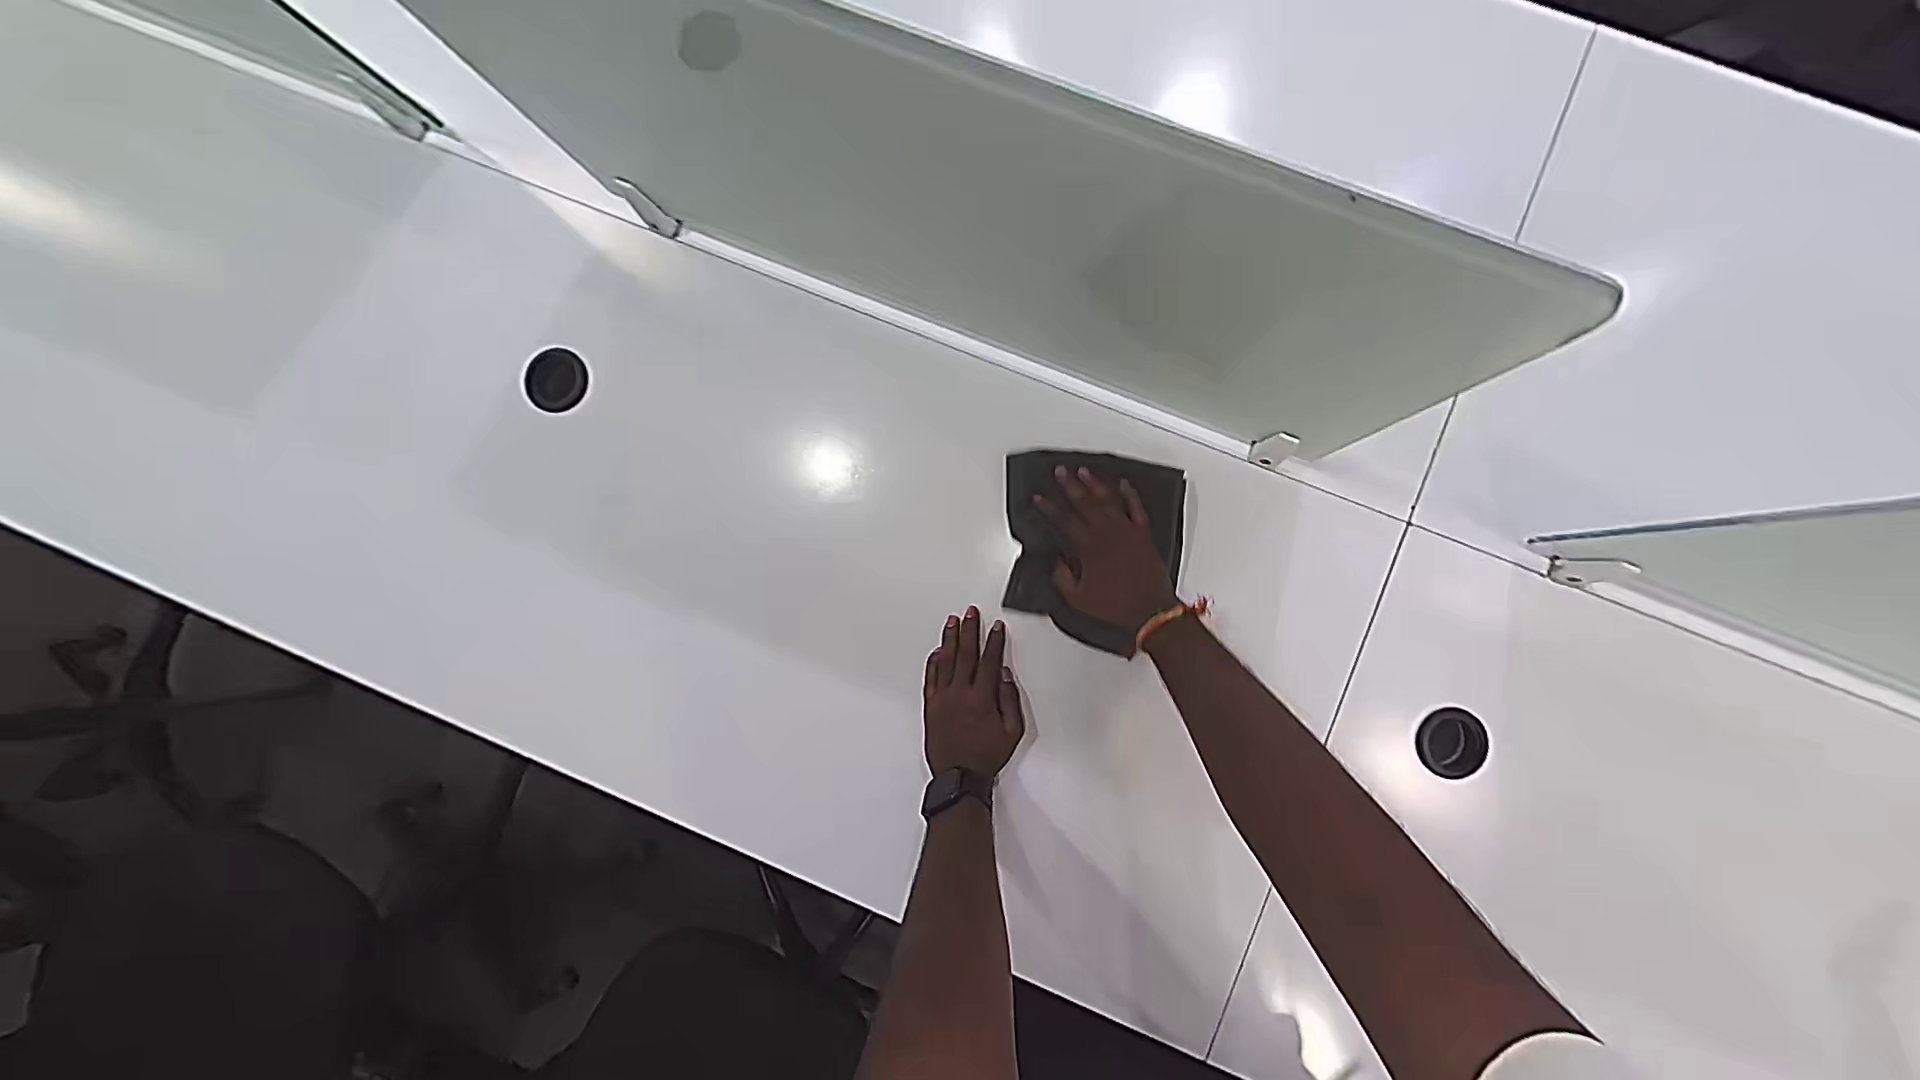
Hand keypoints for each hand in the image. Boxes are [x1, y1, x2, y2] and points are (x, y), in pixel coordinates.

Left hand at [923, 607, 1025, 775]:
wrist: (959, 777)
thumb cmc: (986, 756)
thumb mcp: (1012, 731)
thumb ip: (1010, 700)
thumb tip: (1005, 677)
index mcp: (982, 698)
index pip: (990, 661)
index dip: (994, 642)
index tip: (997, 628)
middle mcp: (960, 694)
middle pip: (966, 653)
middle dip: (970, 630)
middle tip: (971, 613)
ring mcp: (943, 698)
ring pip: (946, 661)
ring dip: (950, 639)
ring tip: (953, 622)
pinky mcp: (931, 706)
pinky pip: (931, 677)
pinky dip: (934, 662)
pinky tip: (938, 651)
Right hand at [1033, 466, 1177, 633]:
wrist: (1150, 610)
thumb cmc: (1115, 606)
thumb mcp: (1078, 598)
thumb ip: (1062, 578)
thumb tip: (1057, 563)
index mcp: (1088, 547)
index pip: (1063, 521)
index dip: (1048, 508)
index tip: (1038, 497)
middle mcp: (1106, 533)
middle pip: (1083, 502)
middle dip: (1069, 485)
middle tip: (1060, 471)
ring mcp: (1126, 530)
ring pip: (1107, 499)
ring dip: (1094, 483)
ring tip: (1084, 471)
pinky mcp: (1143, 534)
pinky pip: (1136, 507)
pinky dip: (1130, 494)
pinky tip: (1123, 483)